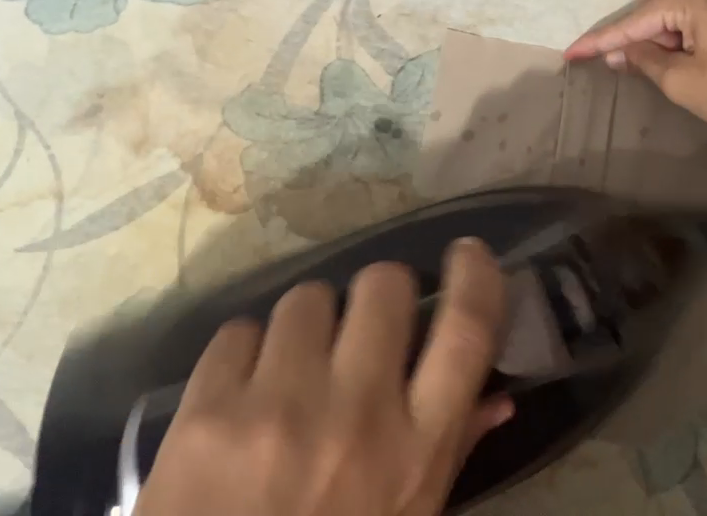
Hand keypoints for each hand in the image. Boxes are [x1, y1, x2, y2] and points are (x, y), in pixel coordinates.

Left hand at [136, 239, 513, 515]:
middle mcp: (357, 415)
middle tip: (361, 325)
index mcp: (415, 451)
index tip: (469, 254)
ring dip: (307, 324)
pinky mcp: (207, 413)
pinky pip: (239, 331)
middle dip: (376, 294)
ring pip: (308, 298)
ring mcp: (279, 408)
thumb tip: (499, 397)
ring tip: (292, 369)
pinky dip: (244, 354)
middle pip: (383, 287)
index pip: (466, 331)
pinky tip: (239, 397)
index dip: (476, 277)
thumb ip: (451, 451)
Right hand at [563, 0, 706, 140]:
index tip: (572, 53)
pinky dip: (689, 27)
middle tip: (645, 65)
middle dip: (640, 28)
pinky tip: (699, 58)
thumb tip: (621, 50)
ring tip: (676, 65)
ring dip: (665, 28)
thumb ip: (645, 60)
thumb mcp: (683, 83)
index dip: (601, 40)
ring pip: (680, 0)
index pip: (634, 19)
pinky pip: (704, 8)